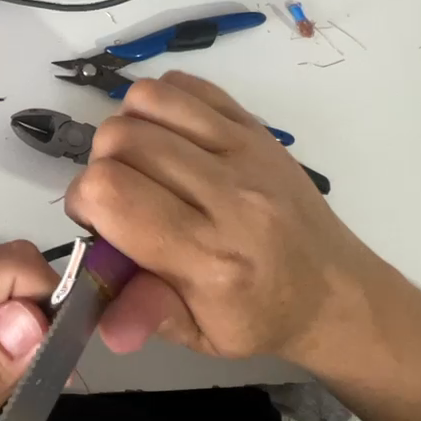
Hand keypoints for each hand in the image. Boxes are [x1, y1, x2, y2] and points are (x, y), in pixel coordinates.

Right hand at [64, 71, 390, 367]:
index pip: (112, 192)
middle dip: (99, 164)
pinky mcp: (256, 127)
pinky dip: (158, 103)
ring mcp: (246, 151)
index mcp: (210, 255)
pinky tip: (165, 138)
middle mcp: (229, 196)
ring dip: (126, 127)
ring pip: (147, 101)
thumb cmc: (257, 315)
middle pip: (120, 139)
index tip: (94, 220)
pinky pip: (183, 84)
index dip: (83, 199)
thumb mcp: (201, 336)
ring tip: (140, 162)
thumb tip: (103, 325)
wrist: (337, 292)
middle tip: (118, 194)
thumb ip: (146, 317)